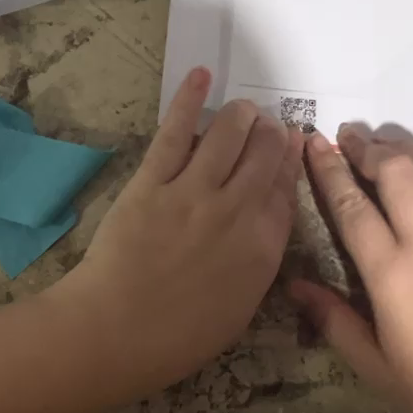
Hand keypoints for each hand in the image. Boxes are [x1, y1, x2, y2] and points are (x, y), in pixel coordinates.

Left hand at [57, 67, 299, 388]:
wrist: (118, 331)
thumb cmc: (180, 335)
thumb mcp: (241, 308)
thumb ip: (259, 261)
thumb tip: (266, 225)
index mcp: (263, 246)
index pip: (285, 189)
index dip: (291, 162)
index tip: (294, 145)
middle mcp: (237, 209)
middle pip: (264, 156)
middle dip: (271, 134)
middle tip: (268, 125)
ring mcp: (194, 190)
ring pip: (228, 135)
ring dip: (241, 115)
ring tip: (243, 108)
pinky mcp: (153, 180)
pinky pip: (176, 132)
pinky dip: (190, 100)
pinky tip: (202, 77)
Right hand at [289, 126, 412, 412]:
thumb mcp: (378, 368)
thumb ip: (334, 321)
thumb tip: (294, 285)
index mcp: (393, 276)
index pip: (352, 207)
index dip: (329, 170)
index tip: (313, 142)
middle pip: (396, 172)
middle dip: (366, 147)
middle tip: (346, 137)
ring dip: (405, 147)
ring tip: (383, 140)